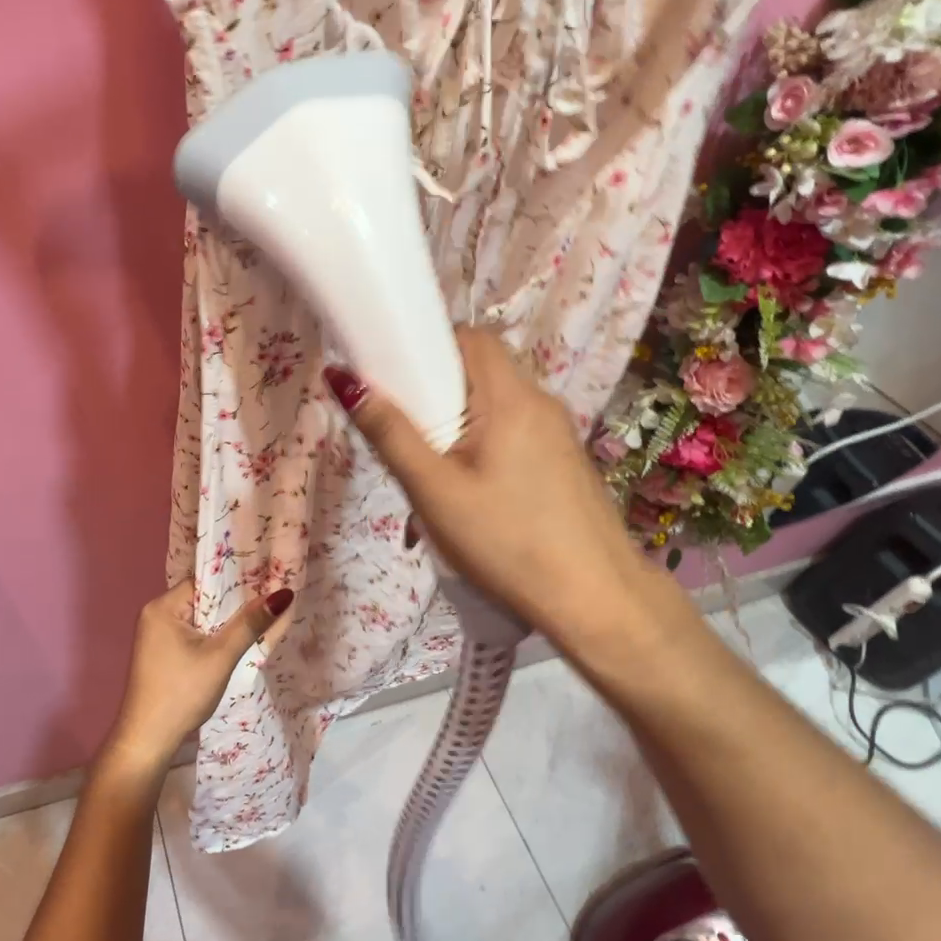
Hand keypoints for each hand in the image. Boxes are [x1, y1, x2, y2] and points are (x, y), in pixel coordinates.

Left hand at [102, 580, 294, 772]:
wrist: (148, 740)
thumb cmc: (182, 693)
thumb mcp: (220, 657)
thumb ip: (250, 623)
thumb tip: (283, 593)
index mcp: (161, 607)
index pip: (204, 582)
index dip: (234, 583)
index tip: (266, 583)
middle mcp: (154, 614)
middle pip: (201, 599)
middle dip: (232, 605)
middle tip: (269, 601)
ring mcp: (155, 636)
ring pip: (198, 619)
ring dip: (223, 624)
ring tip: (258, 620)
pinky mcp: (160, 654)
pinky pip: (191, 635)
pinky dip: (211, 638)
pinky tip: (233, 643)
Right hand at [323, 327, 685, 649]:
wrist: (598, 604)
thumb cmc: (508, 543)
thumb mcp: (434, 491)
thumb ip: (389, 433)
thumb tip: (343, 378)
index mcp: (511, 398)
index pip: (469, 337)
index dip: (427, 346)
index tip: (393, 379)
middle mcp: (540, 403)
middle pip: (478, 371)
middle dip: (433, 394)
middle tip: (404, 438)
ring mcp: (557, 434)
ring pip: (492, 407)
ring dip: (454, 427)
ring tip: (429, 476)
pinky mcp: (563, 463)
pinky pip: (511, 435)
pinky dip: (480, 448)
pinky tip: (466, 497)